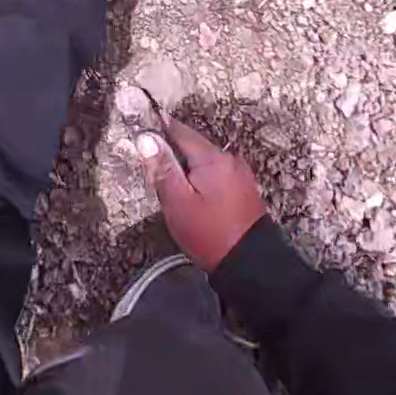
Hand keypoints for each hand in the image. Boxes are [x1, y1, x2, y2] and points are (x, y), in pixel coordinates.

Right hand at [135, 119, 266, 271]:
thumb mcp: (178, 202)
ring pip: (206, 161)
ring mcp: (240, 172)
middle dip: (175, 157)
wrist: (251, 263)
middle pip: (194, 147)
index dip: (160, 131)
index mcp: (212, 158)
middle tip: (157, 176)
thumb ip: (162, 168)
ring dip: (190, 170)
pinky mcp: (245, 187)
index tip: (143, 132)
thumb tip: (147, 138)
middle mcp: (230, 158)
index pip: (181, 132)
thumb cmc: (210, 234)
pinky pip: (218, 174)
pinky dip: (204, 180)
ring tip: (177, 194)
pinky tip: (198, 200)